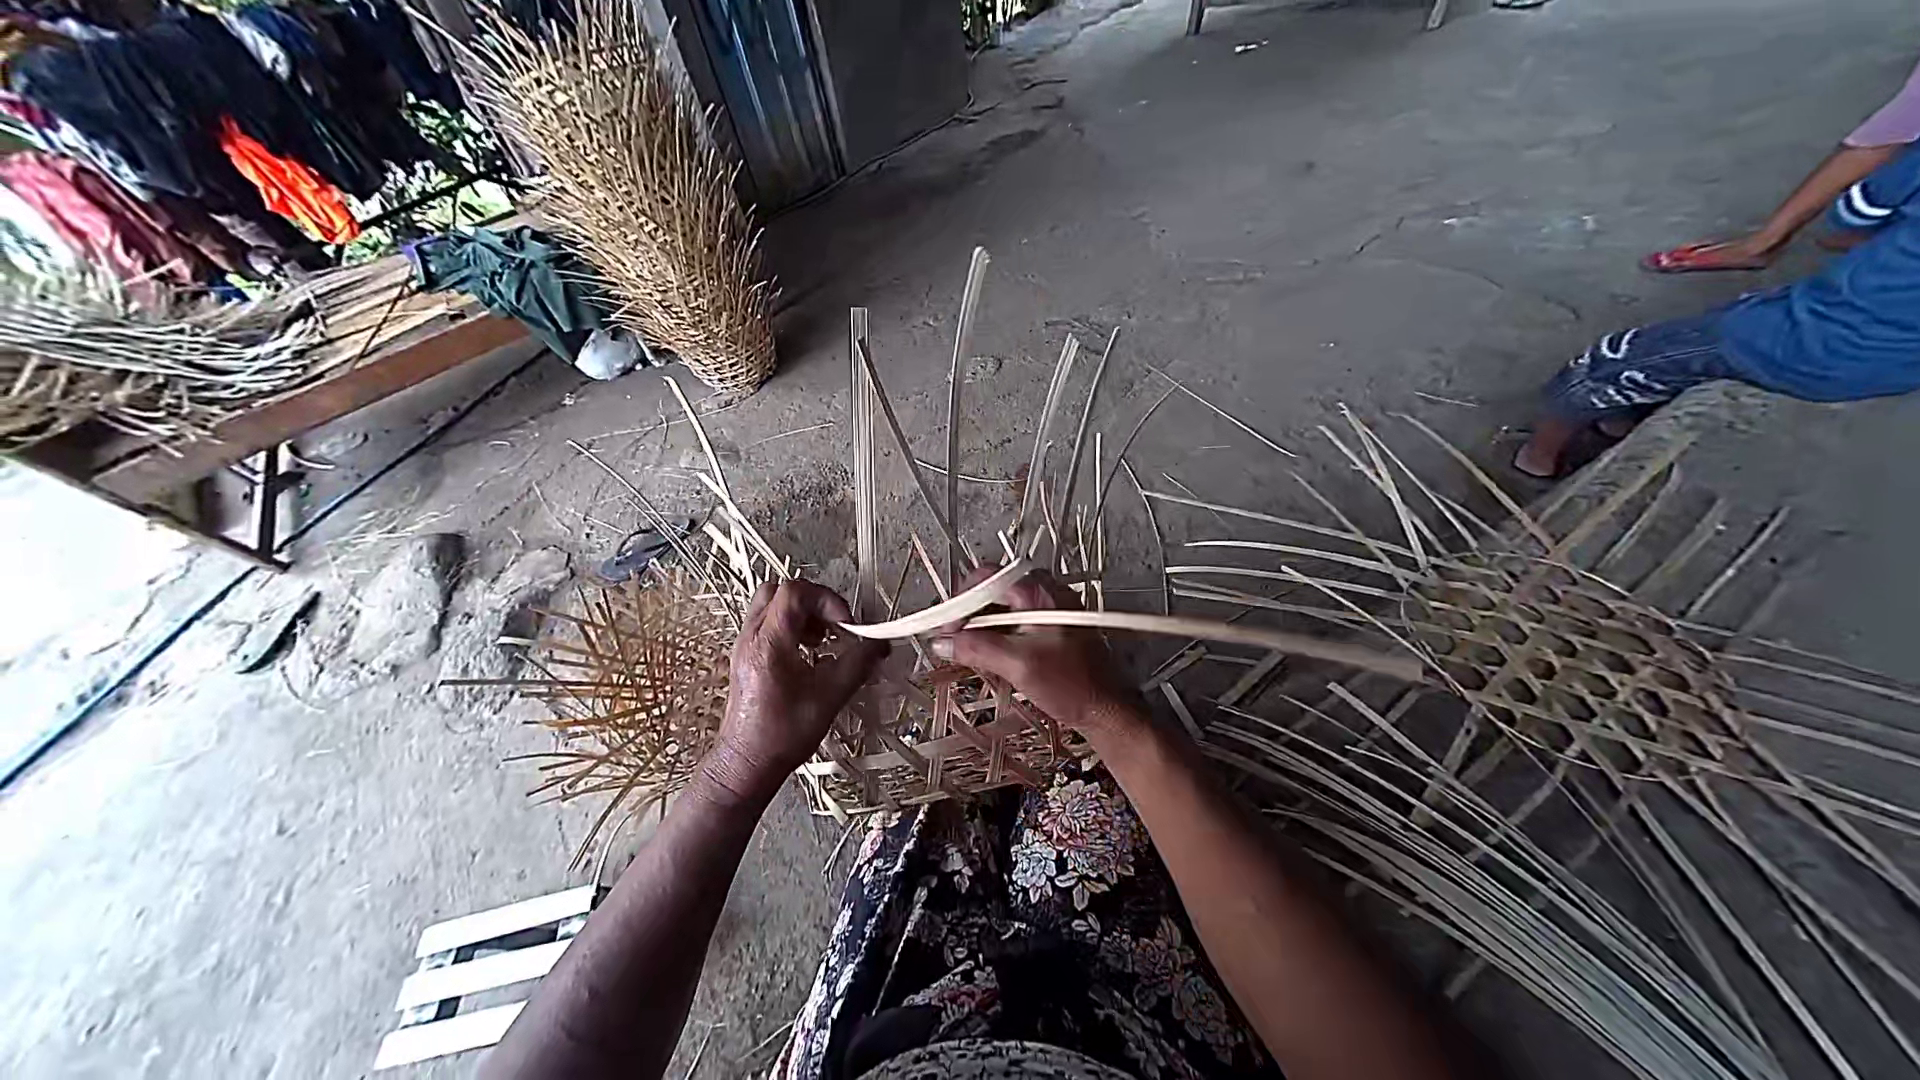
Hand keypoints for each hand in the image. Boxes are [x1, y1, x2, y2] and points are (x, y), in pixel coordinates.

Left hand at [705, 580, 883, 803]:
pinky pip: (767, 624)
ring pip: (772, 605)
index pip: (795, 593)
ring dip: (802, 615)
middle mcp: (751, 637)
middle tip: (833, 627)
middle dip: (814, 602)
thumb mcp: (830, 697)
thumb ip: (858, 664)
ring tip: (822, 642)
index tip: (845, 626)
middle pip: (780, 590)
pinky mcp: (745, 656)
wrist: (746, 764)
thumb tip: (881, 644)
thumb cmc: (783, 734)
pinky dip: (791, 628)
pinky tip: (808, 656)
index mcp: (769, 642)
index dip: (827, 600)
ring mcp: (744, 645)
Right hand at [932, 569, 1142, 744]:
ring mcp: (1050, 608)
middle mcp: (1046, 592)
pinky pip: (1015, 620)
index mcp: (1039, 592)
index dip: (960, 602)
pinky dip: (998, 634)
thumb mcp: (1017, 665)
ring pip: (1002, 606)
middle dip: (969, 615)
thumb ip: (976, 648)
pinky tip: (994, 656)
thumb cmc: (1073, 685)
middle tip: (956, 639)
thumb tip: (942, 642)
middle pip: (992, 590)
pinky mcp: (1052, 626)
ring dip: (982, 627)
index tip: (948, 628)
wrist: (1106, 709)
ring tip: (973, 651)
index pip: (985, 578)